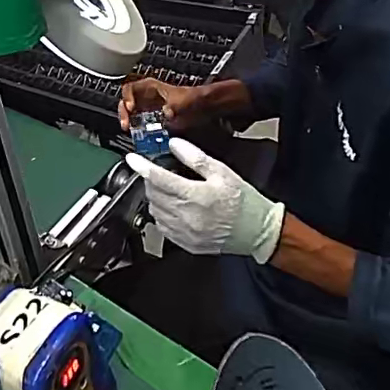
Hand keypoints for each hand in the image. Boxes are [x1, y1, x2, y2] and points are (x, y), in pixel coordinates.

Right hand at [118, 77, 213, 131]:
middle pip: (127, 102)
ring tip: (131, 131)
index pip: (130, 88)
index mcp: (150, 87)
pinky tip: (140, 135)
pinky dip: (138, 129)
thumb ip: (173, 106)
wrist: (203, 105)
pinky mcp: (153, 119)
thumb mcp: (181, 101)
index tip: (130, 108)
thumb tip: (166, 113)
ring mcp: (149, 107)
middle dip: (124, 113)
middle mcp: (147, 96)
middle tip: (126, 125)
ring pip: (132, 113)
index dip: (127, 97)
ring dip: (129, 122)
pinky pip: (140, 123)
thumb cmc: (192, 97)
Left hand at [125, 138, 284, 260]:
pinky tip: (173, 206)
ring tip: (168, 189)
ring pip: (155, 211)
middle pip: (154, 195)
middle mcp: (187, 217)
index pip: (160, 179)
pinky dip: (161, 214)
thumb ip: (195, 158)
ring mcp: (185, 233)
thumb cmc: (242, 201)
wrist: (256, 231)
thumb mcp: (222, 172)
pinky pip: (162, 227)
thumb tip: (175, 145)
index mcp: (196, 196)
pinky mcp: (185, 244)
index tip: (132, 159)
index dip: (143, 167)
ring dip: (155, 197)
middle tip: (159, 172)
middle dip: (151, 180)